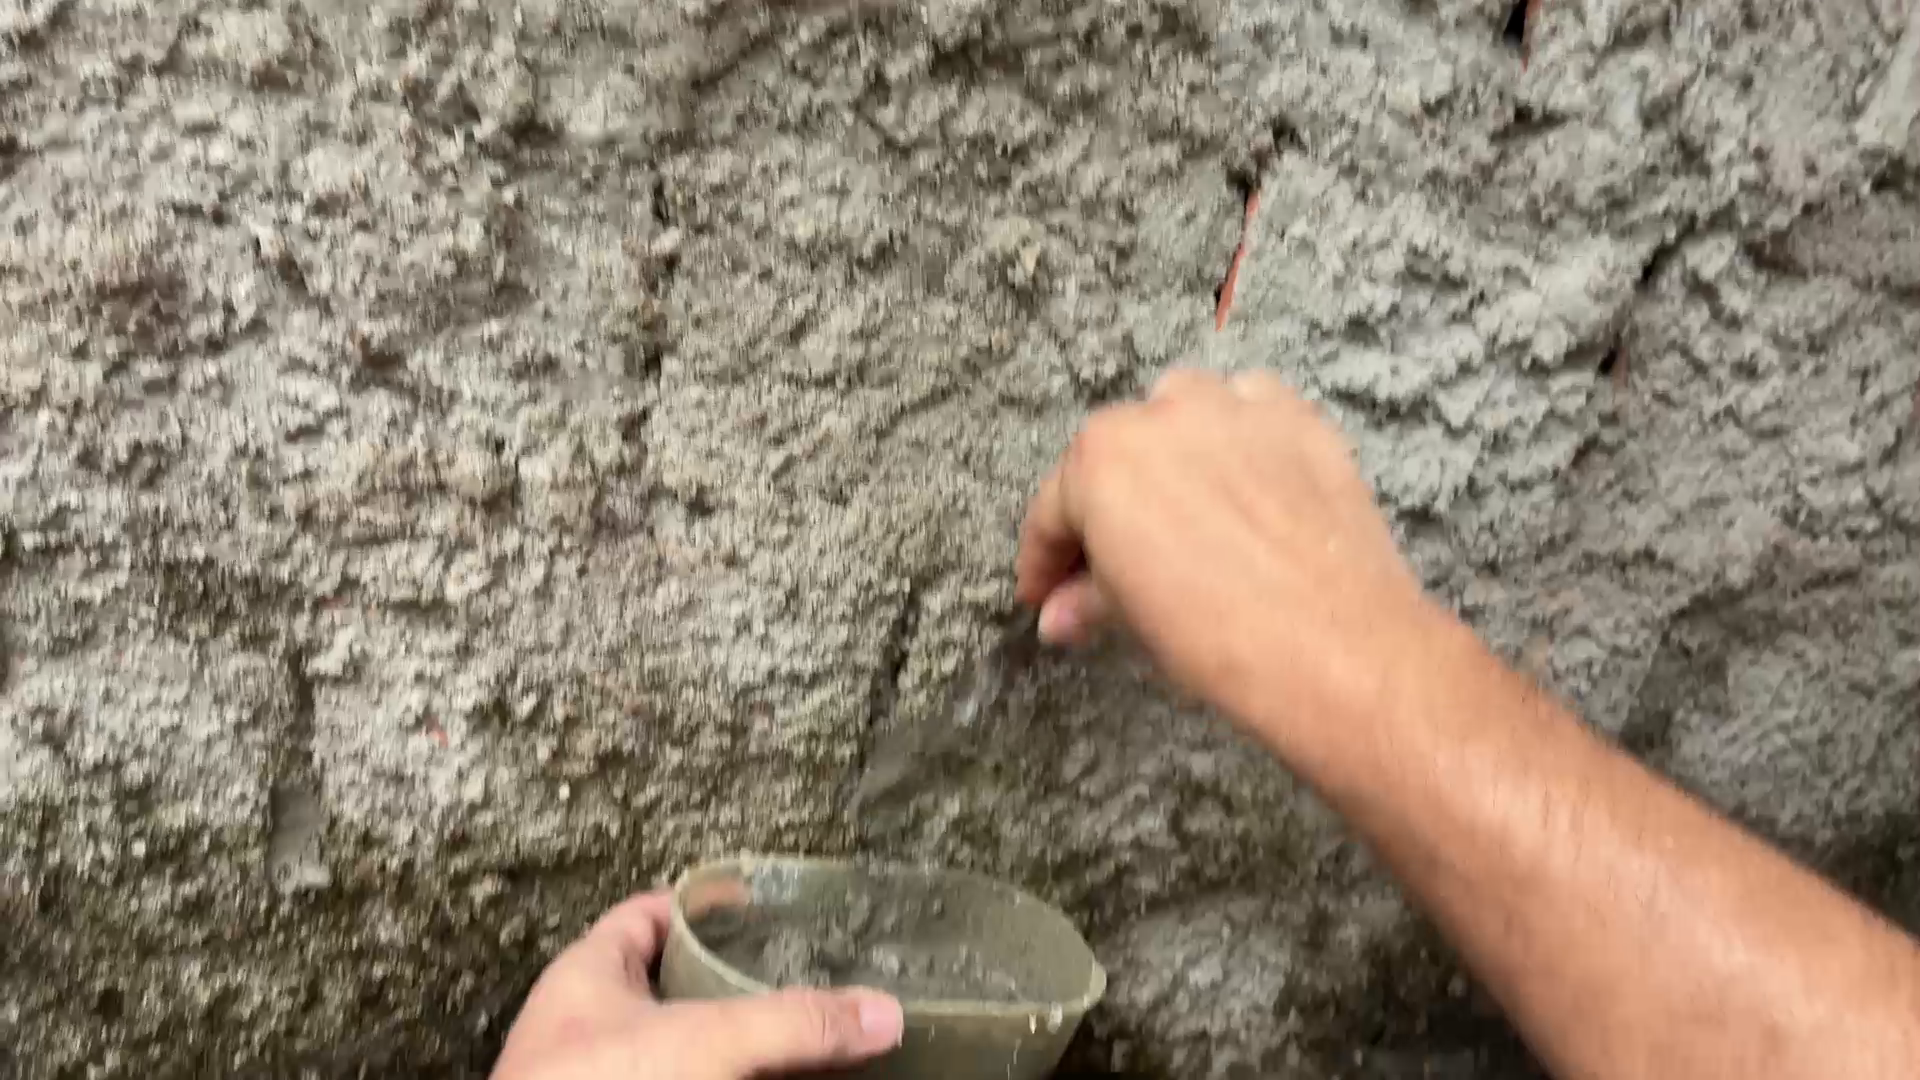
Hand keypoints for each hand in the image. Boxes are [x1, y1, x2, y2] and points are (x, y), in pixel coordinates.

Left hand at [490, 891, 904, 1079]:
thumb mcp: (705, 1041)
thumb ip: (795, 1023)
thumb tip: (885, 1013)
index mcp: (589, 976)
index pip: (651, 912)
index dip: (704, 901)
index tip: (759, 902)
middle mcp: (591, 1028)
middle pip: (671, 978)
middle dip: (729, 971)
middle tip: (791, 963)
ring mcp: (607, 1077)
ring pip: (680, 1040)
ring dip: (733, 1034)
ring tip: (792, 1022)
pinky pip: (690, 1077)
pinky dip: (730, 1074)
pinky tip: (767, 1076)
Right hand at [1015, 369, 1437, 747]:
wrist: (1334, 648)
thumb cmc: (1218, 635)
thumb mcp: (1128, 617)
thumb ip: (1084, 599)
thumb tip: (1060, 613)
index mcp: (1100, 461)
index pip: (1051, 510)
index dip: (1042, 559)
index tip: (1043, 590)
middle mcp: (1159, 416)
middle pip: (1109, 457)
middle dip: (1100, 508)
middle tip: (1103, 565)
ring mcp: (1233, 408)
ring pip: (1175, 411)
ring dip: (1162, 451)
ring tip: (1172, 506)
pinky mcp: (1296, 419)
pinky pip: (1247, 408)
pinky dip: (1231, 435)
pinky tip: (1236, 478)